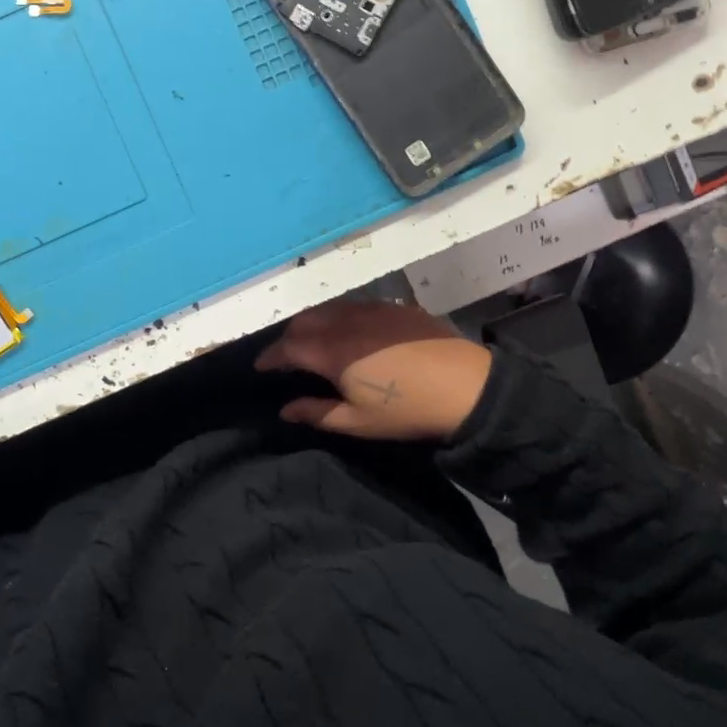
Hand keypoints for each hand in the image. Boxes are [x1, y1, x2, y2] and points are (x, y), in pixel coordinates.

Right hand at [254, 299, 491, 440]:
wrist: (467, 388)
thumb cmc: (407, 410)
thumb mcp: (357, 421)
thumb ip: (316, 413)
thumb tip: (285, 409)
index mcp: (332, 351)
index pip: (287, 347)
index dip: (269, 357)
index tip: (259, 367)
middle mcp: (346, 322)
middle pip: (305, 321)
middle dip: (288, 337)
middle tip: (285, 356)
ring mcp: (373, 311)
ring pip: (329, 308)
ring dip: (313, 322)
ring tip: (313, 341)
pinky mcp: (396, 308)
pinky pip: (355, 305)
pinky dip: (340, 316)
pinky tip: (350, 332)